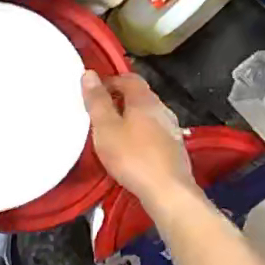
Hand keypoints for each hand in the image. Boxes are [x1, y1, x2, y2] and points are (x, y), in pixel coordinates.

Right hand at [81, 71, 196, 209]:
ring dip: (131, 119)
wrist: (167, 191)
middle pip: (140, 96)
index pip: (129, 78)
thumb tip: (90, 73)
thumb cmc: (133, 157)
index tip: (95, 93)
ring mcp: (172, 129)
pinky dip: (141, 135)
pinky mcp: (175, 149)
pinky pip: (154, 133)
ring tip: (113, 133)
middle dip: (120, 100)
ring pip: (148, 116)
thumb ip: (97, 101)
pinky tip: (132, 150)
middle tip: (100, 113)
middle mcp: (162, 109)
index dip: (111, 81)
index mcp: (145, 100)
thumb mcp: (106, 128)